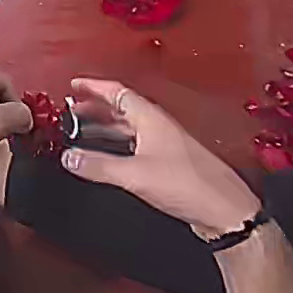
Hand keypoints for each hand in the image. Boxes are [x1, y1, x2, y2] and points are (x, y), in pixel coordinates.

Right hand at [60, 78, 261, 239]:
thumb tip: (70, 157)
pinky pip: (134, 144)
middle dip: (95, 107)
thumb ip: (99, 165)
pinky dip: (116, 144)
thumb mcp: (135, 174)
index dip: (93, 87)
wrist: (222, 207)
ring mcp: (163, 142)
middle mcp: (156, 125)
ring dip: (104, 126)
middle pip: (121, 107)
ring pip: (128, 126)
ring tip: (82, 130)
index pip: (116, 92)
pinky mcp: (167, 161)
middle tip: (72, 109)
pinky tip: (107, 155)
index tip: (74, 84)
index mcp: (149, 117)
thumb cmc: (187, 183)